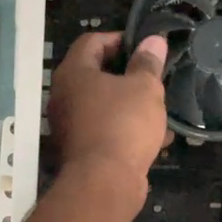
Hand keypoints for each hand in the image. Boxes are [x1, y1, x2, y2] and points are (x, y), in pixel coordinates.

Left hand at [48, 32, 168, 187]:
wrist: (105, 182)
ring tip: (158, 107)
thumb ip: (148, 63)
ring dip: (129, 105)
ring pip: (103, 106)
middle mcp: (64, 97)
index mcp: (73, 73)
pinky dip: (126, 130)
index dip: (119, 39)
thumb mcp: (144, 88)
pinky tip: (156, 138)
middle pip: (95, 75)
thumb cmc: (123, 124)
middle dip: (127, 75)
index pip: (91, 42)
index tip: (144, 46)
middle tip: (152, 77)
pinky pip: (105, 131)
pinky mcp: (81, 151)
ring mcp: (69, 126)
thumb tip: (153, 41)